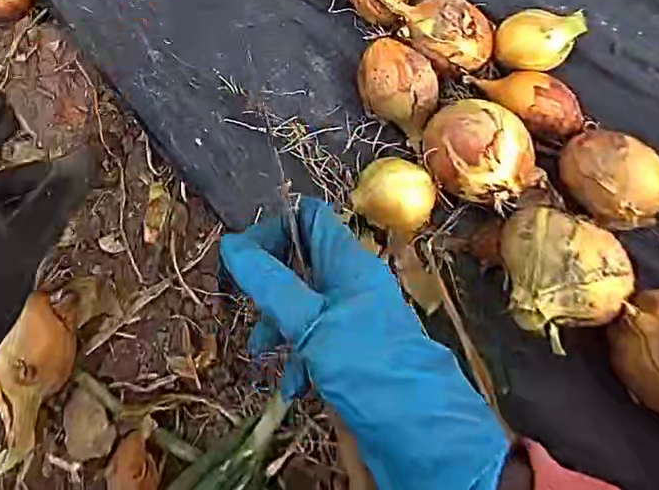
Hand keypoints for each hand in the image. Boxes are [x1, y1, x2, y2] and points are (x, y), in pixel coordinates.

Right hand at [221, 196, 510, 489]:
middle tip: (246, 305)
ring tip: (260, 351)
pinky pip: (314, 341)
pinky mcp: (352, 357)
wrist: (427, 442)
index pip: (308, 217)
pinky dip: (297, 356)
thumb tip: (230, 243)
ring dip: (277, 322)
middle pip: (300, 260)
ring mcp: (352, 321)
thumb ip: (270, 283)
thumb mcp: (311, 323)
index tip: (245, 258)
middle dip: (269, 281)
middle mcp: (350, 283)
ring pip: (303, 303)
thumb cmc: (369, 368)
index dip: (274, 228)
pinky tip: (291, 386)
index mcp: (347, 260)